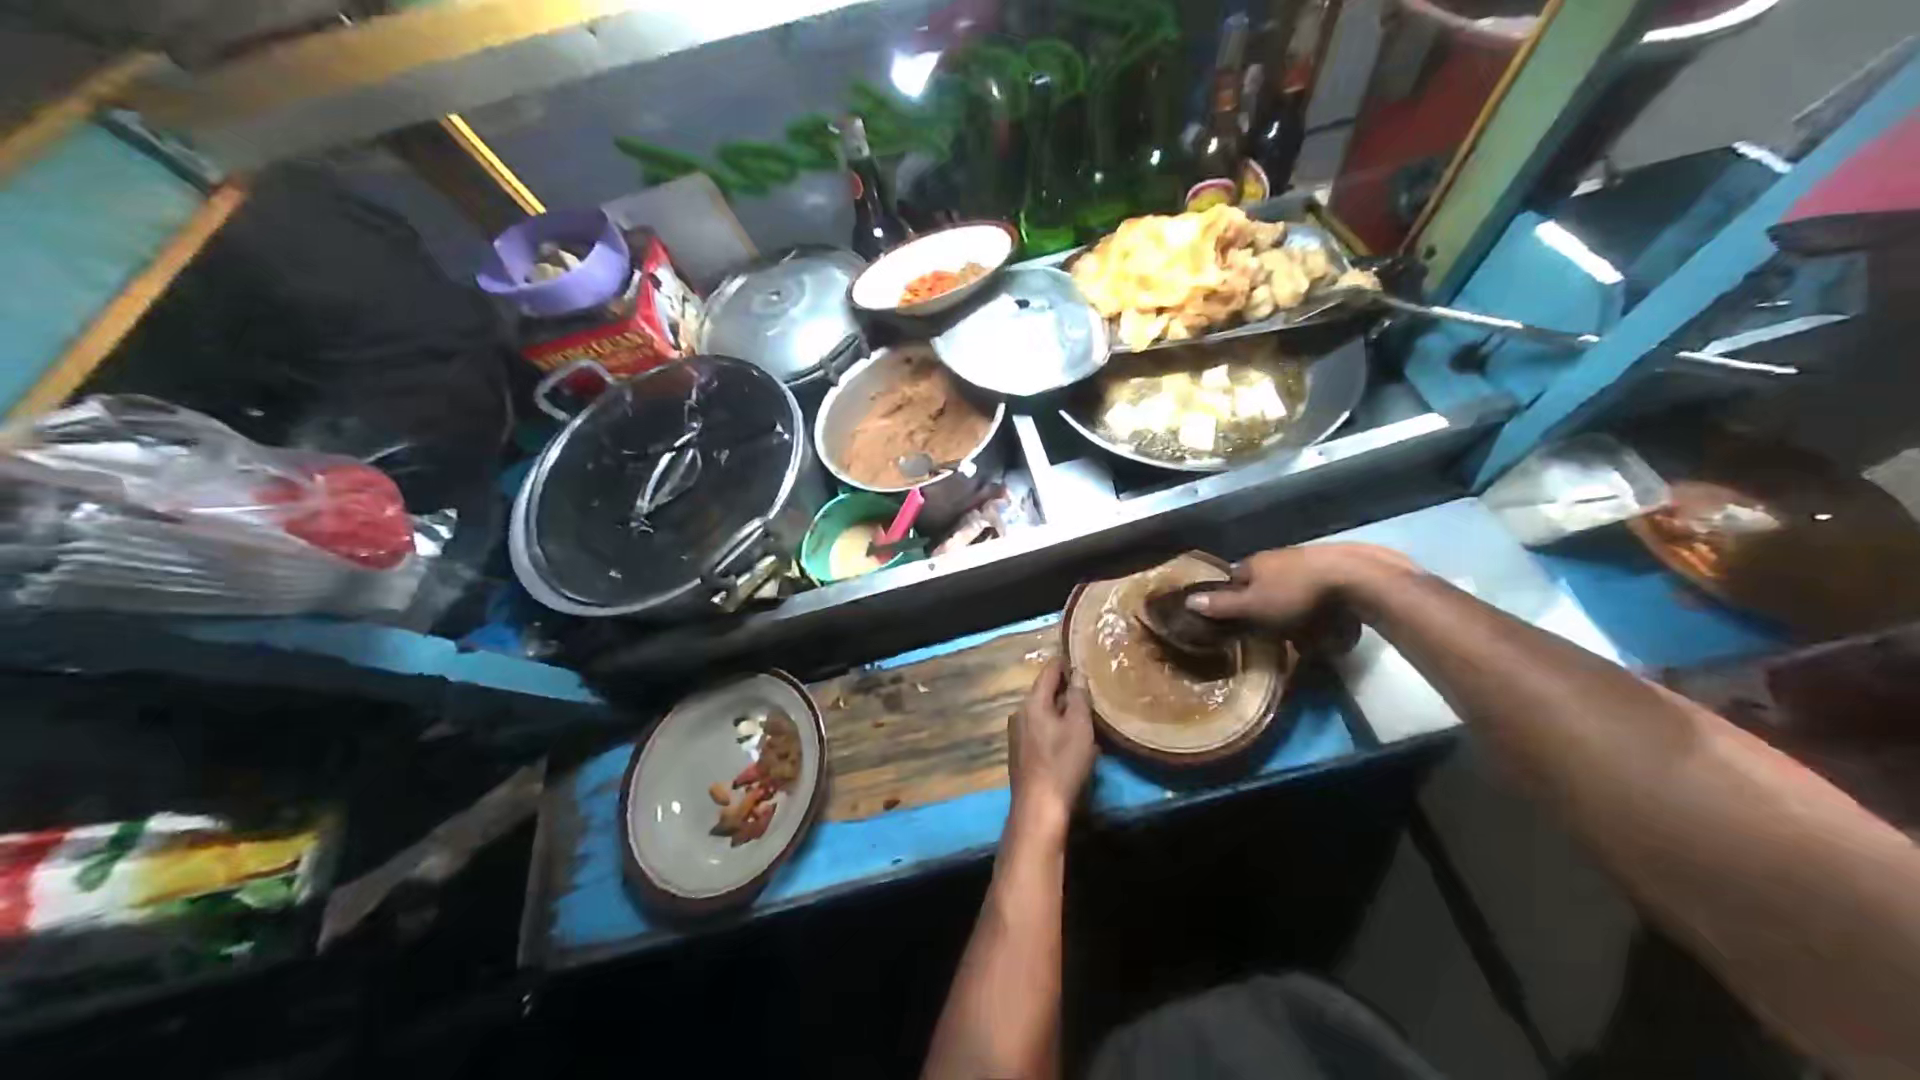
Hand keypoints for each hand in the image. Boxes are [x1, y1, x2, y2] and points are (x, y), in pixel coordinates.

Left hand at [1007, 657, 1095, 834]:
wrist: (1038, 806)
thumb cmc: (1062, 763)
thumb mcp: (1079, 727)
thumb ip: (1078, 697)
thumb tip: (1078, 673)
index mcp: (1032, 702)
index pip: (1049, 671)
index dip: (1065, 662)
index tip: (1081, 657)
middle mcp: (1020, 712)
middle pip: (1044, 691)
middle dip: (1065, 688)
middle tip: (1088, 686)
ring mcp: (1016, 733)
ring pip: (1042, 711)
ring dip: (1060, 709)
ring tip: (1083, 712)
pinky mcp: (1019, 751)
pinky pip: (1039, 728)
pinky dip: (1054, 725)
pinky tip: (1069, 737)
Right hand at [1186, 543, 1416, 646]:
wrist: (1355, 578)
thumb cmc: (1296, 594)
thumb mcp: (1254, 606)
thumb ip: (1223, 605)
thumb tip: (1188, 600)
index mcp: (1255, 563)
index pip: (1235, 577)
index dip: (1233, 596)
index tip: (1235, 616)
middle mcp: (1279, 555)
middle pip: (1264, 579)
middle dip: (1266, 599)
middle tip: (1269, 626)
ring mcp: (1309, 557)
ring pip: (1292, 580)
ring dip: (1293, 599)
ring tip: (1300, 626)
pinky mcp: (1338, 564)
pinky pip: (1320, 585)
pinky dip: (1319, 599)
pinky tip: (1328, 616)